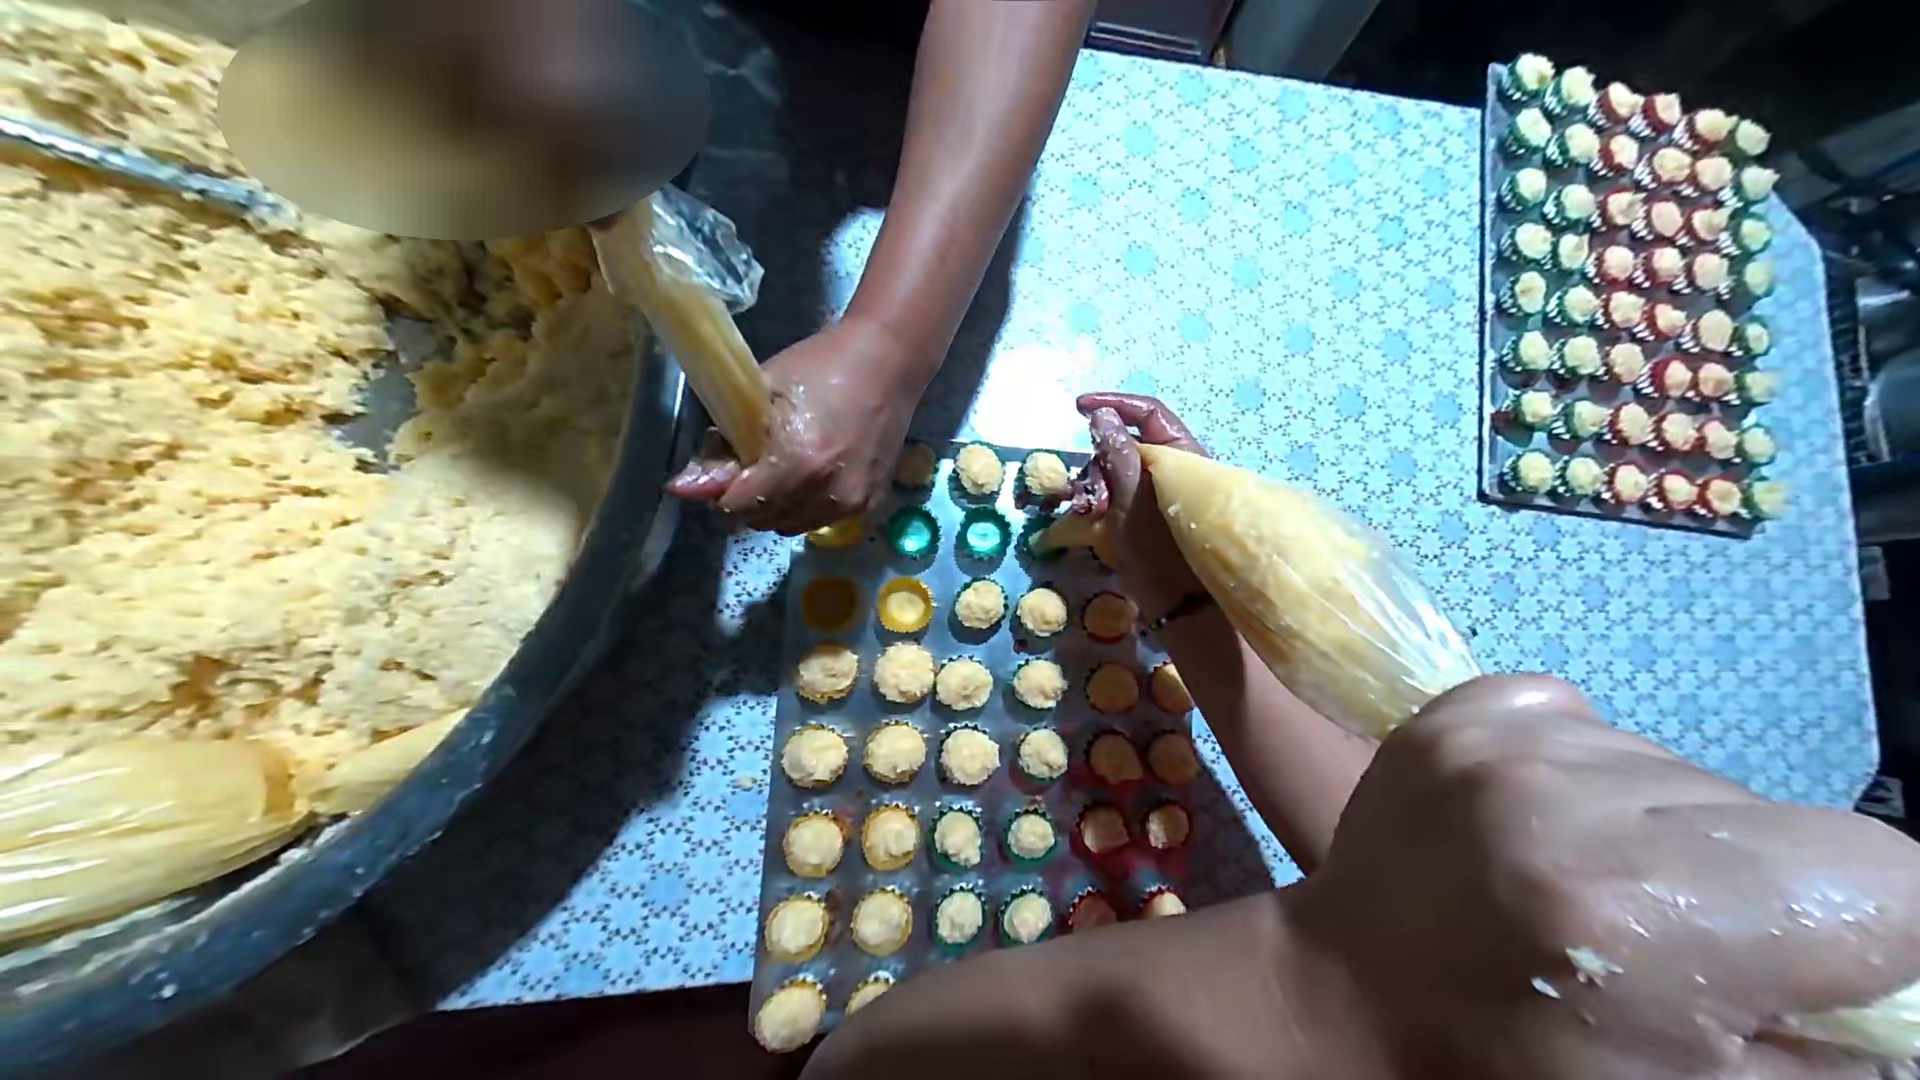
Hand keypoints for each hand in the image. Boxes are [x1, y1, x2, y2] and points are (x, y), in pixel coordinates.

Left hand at [666, 318, 924, 533]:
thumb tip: (683, 488)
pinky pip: (821, 520)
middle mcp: (827, 493)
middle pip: (762, 521)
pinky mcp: (870, 503)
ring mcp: (852, 503)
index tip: (725, 467)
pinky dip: (807, 505)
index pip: (737, 507)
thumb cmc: (821, 366)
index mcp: (797, 463)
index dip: (721, 489)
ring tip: (784, 469)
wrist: (888, 363)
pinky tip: (813, 474)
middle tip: (755, 463)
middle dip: (748, 498)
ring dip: (777, 507)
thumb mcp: (761, 395)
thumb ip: (722, 448)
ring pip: (791, 526)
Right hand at [1071, 392, 1209, 623]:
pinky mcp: (1138, 518)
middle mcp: (1167, 471)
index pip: (1148, 413)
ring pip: (1112, 473)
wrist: (1178, 607)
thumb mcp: (1135, 498)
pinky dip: (1092, 505)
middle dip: (1097, 460)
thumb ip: (1119, 454)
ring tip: (1083, 511)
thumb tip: (1102, 416)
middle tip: (1087, 490)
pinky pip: (1109, 499)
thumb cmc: (1163, 550)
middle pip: (1123, 445)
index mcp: (1180, 455)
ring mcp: (1151, 496)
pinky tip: (1077, 521)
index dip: (1115, 404)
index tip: (1079, 409)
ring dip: (1091, 485)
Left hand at [1292, 674, 1919, 1078]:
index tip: (1799, 960)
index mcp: (1644, 906)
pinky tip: (1533, 805)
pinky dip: (1571, 751)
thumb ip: (1843, 1035)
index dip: (1870, 925)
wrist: (1355, 987)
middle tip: (1660, 923)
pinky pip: (1558, 706)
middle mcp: (1556, 800)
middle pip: (1755, 805)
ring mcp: (1483, 745)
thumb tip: (1883, 955)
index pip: (1880, 870)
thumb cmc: (1518, 1055)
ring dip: (1648, 811)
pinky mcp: (1435, 720)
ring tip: (1577, 865)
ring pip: (1656, 755)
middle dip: (1748, 871)